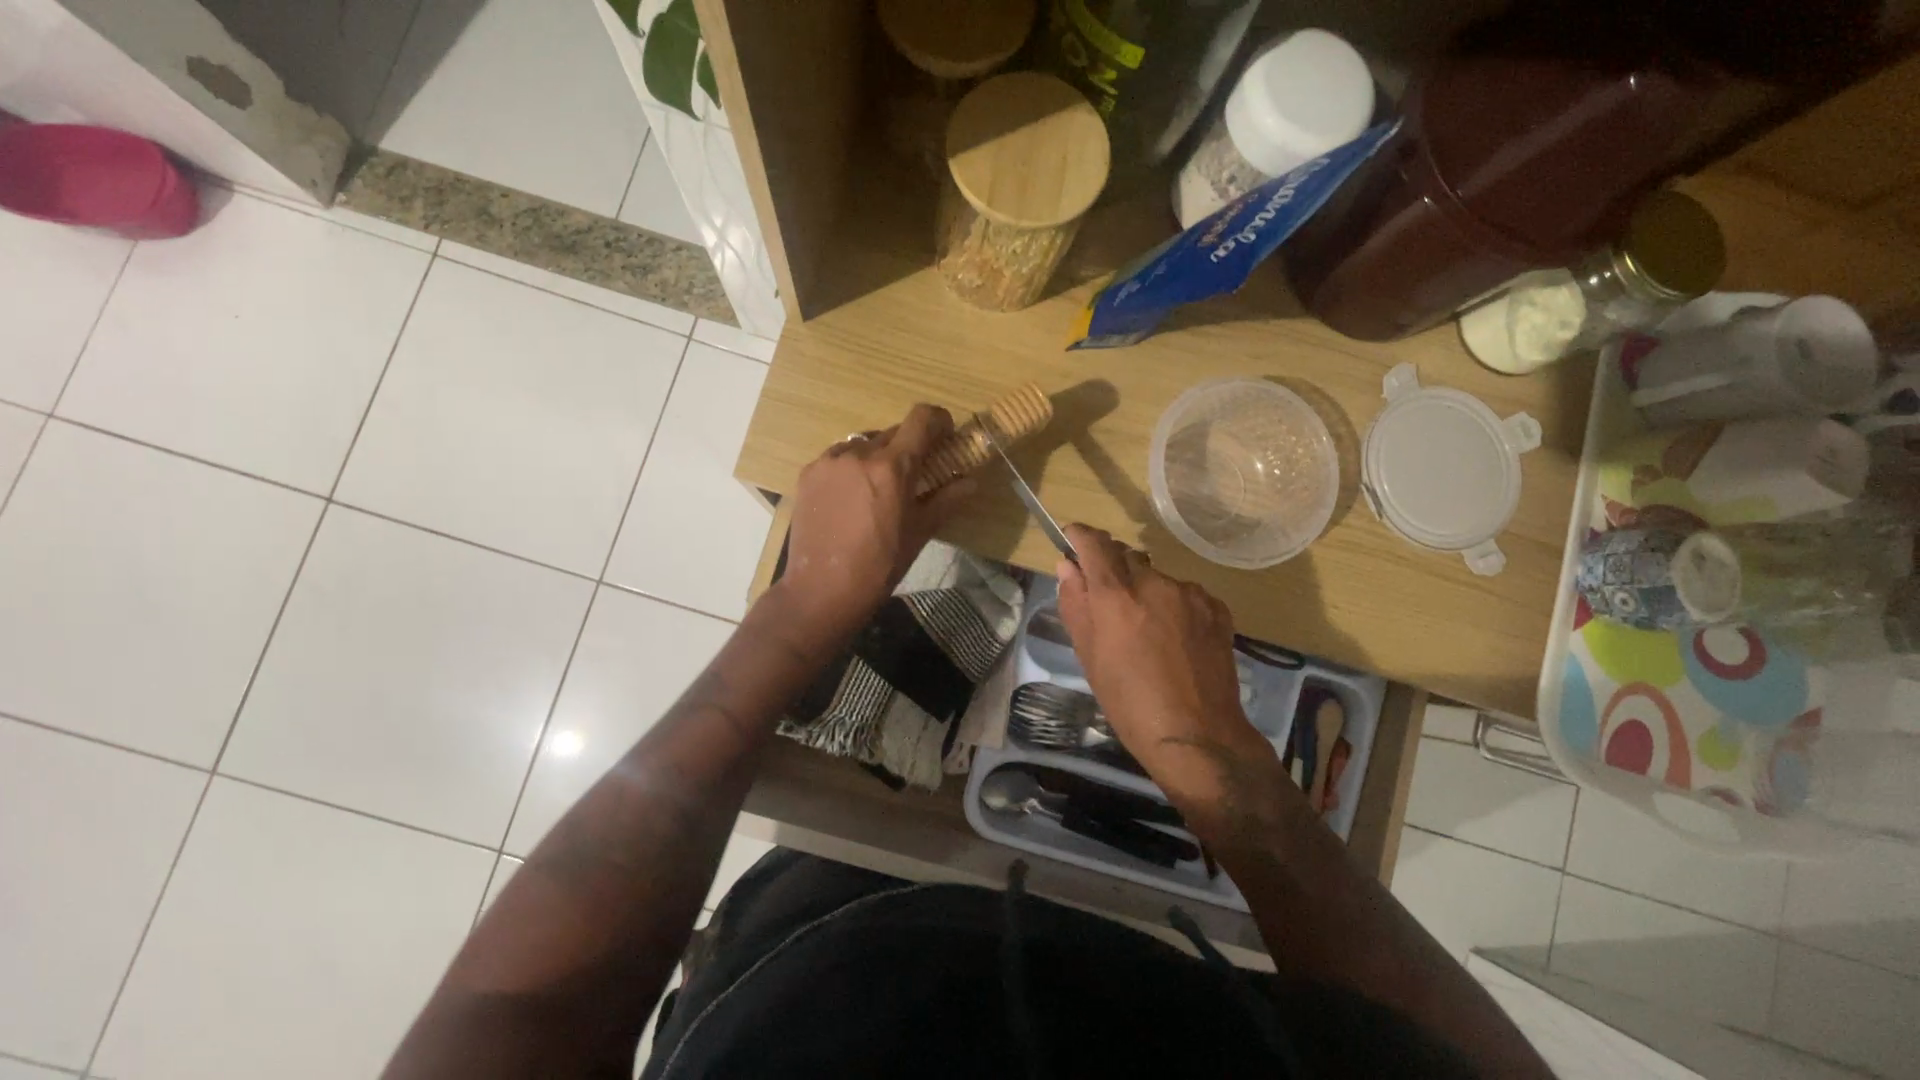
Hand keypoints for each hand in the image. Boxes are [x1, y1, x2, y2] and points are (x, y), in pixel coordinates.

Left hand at [777, 404, 976, 633]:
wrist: (823, 589)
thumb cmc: (880, 565)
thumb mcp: (920, 532)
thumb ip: (947, 500)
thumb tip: (971, 482)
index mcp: (892, 466)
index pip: (921, 418)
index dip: (939, 420)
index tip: (945, 436)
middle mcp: (858, 453)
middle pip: (893, 432)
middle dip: (909, 447)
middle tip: (914, 475)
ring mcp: (829, 462)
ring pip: (863, 445)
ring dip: (878, 457)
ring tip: (878, 490)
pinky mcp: (808, 474)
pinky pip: (838, 459)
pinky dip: (851, 469)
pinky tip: (851, 499)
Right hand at [1054, 526, 1289, 837]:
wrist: (1198, 736)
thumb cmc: (1130, 704)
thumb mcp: (1090, 659)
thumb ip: (1076, 606)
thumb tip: (1068, 569)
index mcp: (1116, 597)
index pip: (1094, 544)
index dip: (1079, 537)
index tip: (1072, 539)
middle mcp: (1155, 584)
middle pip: (1127, 559)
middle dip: (1114, 572)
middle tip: (1110, 606)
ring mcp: (1191, 594)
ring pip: (1158, 579)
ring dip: (1147, 592)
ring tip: (1148, 633)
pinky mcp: (1217, 609)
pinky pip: (1186, 595)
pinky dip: (1175, 607)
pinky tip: (1176, 641)